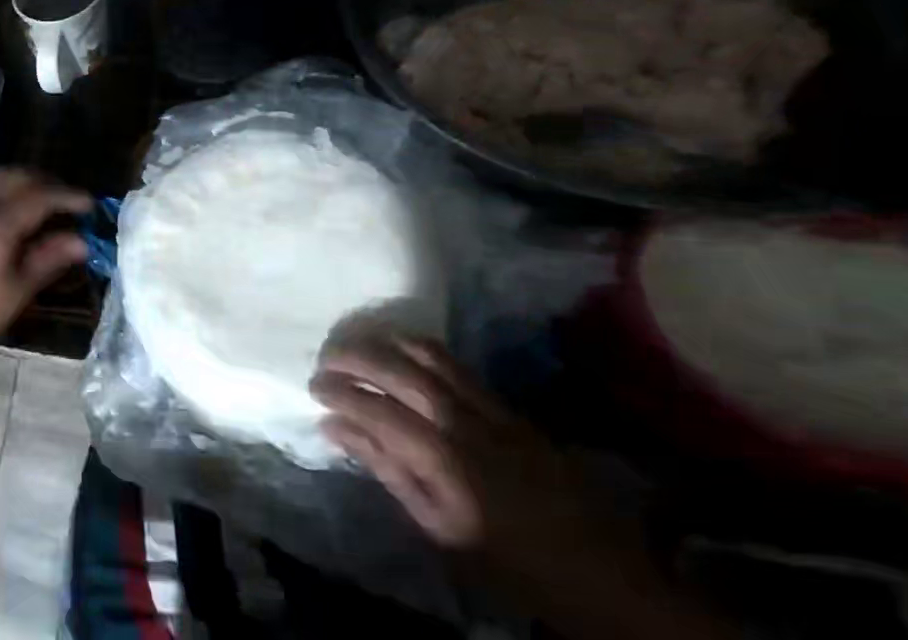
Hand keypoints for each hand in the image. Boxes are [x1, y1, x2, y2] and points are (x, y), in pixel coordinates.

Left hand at [0, 170, 89, 377]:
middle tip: (69, 201)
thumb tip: (82, 242)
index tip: (89, 204)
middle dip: (47, 184)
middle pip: (17, 178)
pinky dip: (6, 189)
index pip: (39, 197)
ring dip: (25, 183)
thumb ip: (50, 258)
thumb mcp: (19, 289)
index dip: (67, 197)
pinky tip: (18, 211)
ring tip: (46, 202)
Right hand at [309, 332, 621, 572]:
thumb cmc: (505, 559)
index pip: (378, 410)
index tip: (313, 386)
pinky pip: (456, 361)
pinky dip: (420, 347)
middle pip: (400, 370)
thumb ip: (386, 470)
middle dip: (356, 357)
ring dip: (387, 341)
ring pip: (430, 354)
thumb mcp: (436, 526)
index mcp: (444, 461)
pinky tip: (402, 349)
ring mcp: (489, 406)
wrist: (594, 566)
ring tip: (358, 342)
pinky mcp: (506, 402)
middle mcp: (464, 421)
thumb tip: (335, 429)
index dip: (341, 393)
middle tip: (325, 357)